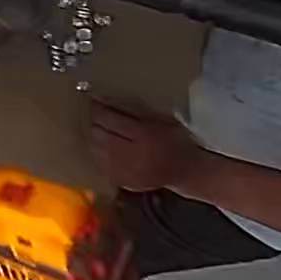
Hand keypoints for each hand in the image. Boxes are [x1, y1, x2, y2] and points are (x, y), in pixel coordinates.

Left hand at [87, 101, 206, 192]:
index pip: (111, 119)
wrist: (185, 171)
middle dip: (95, 122)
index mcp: (145, 136)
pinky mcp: (120, 180)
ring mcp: (124, 171)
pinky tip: (104, 146)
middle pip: (99, 134)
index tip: (95, 101)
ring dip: (94, 136)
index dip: (99, 109)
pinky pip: (99, 162)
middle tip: (97, 115)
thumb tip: (105, 99)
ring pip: (95, 148)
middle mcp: (132, 155)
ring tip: (100, 129)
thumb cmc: (174, 140)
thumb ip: (134, 110)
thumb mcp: (160, 119)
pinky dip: (98, 151)